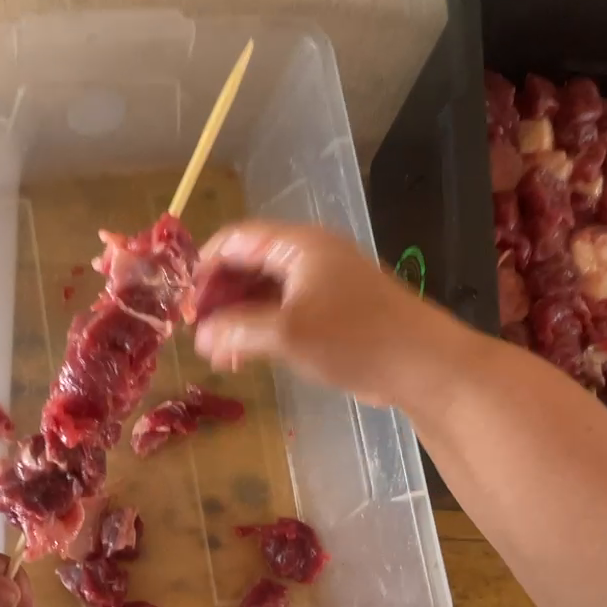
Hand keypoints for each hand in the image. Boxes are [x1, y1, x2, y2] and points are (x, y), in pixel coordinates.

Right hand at [192, 221, 479, 409]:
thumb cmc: (354, 339)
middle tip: (196, 334)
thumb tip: (199, 337)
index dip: (204, 269)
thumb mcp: (286, 333)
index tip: (184, 307)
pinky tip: (241, 359)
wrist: (422, 365)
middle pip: (246, 265)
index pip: (235, 241)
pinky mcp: (330, 312)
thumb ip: (236, 331)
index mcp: (298, 245)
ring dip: (234, 319)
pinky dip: (257, 331)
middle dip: (217, 298)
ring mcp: (321, 284)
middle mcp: (308, 256)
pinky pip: (281, 312)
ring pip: (262, 292)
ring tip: (215, 354)